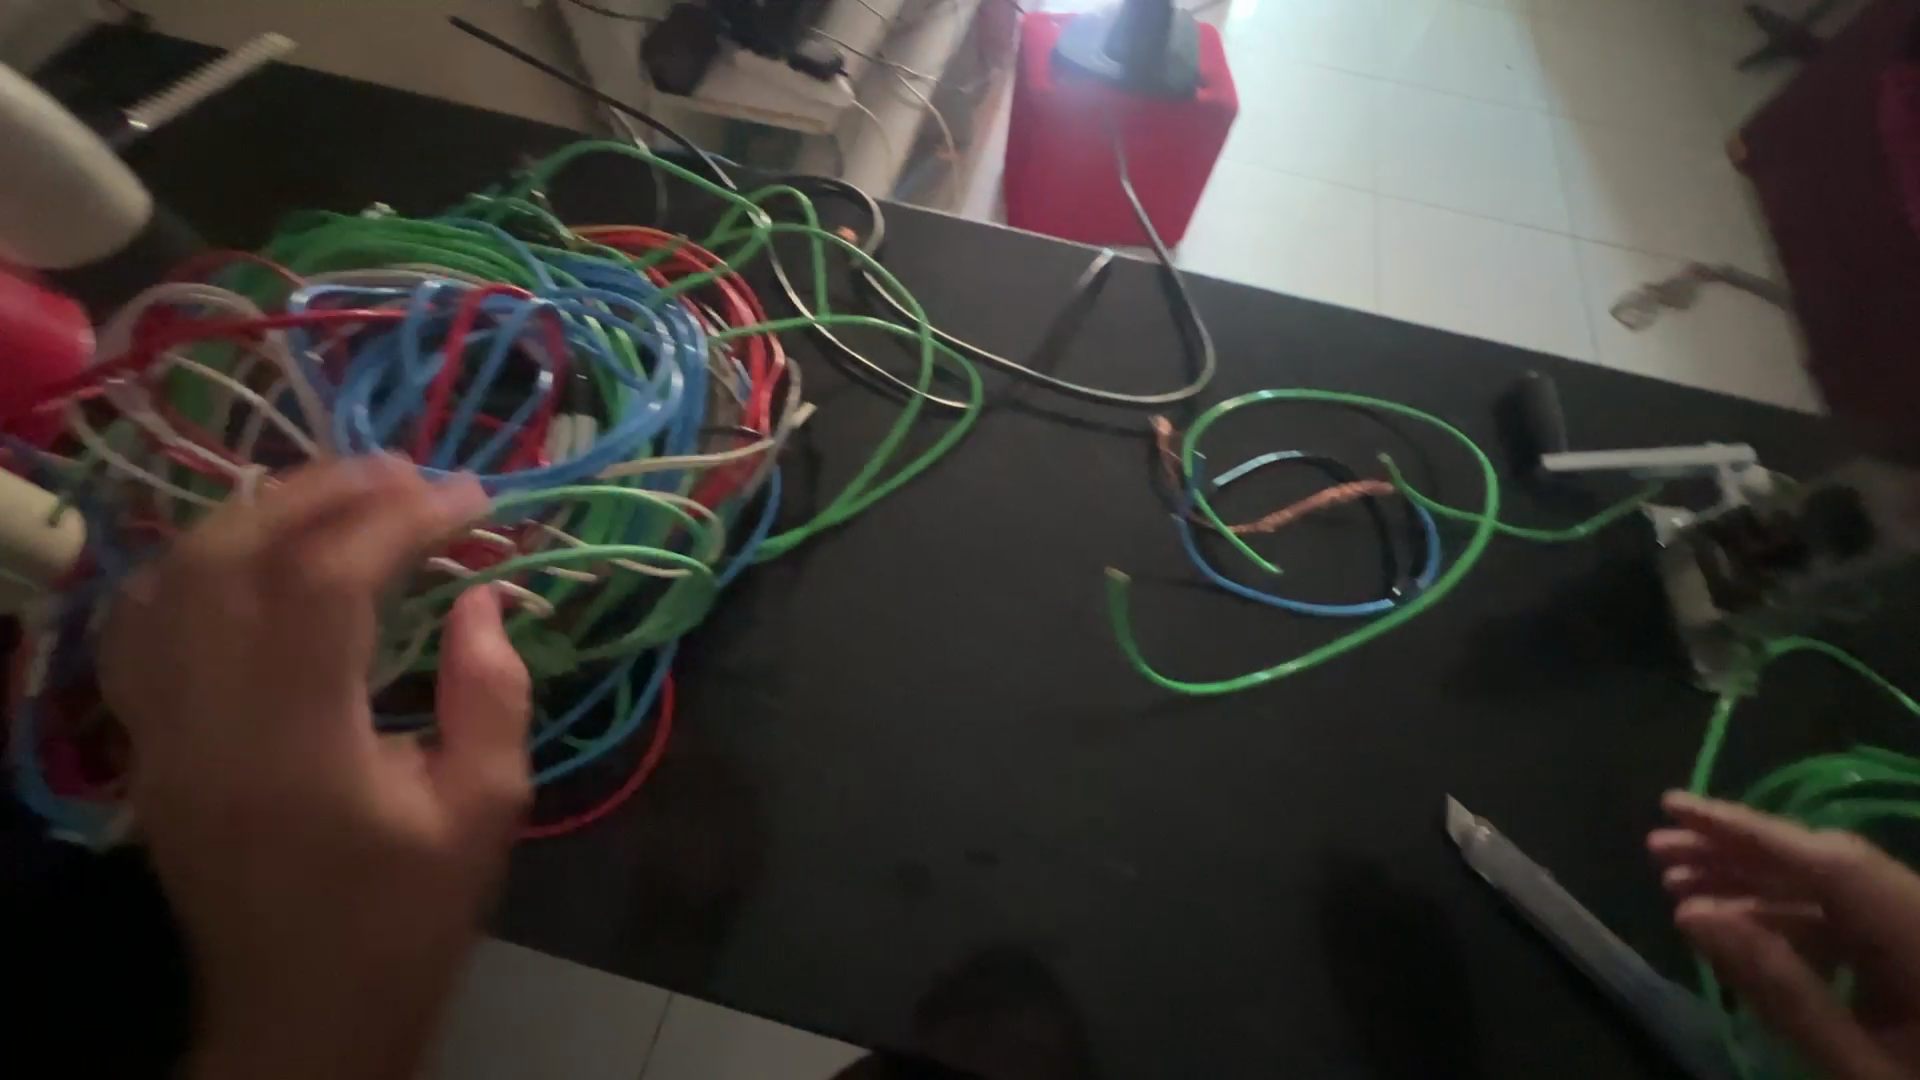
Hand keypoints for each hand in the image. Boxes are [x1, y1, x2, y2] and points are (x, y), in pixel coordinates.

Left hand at [99, 457, 532, 1079]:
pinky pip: (153, 620)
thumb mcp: (488, 805)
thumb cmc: (414, 911)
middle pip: (231, 563)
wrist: (307, 1007)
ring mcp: (162, 732)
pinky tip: (271, 545)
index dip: (400, 524)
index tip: (474, 497)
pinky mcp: (155, 741)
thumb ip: (494, 693)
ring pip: (175, 580)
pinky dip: (212, 558)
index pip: (324, 591)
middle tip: (413, 471)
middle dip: (327, 494)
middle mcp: (204, 727)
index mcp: (295, 750)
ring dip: (265, 512)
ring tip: (352, 488)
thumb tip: (485, 598)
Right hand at [1650, 792, 1919, 1079]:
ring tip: (1677, 887)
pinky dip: (1783, 922)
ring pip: (1834, 899)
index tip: (1672, 806)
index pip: (1838, 868)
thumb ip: (1785, 994)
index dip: (1751, 831)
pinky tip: (1730, 929)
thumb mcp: (1861, 1071)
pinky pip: (1849, 929)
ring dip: (1751, 889)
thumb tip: (1691, 913)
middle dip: (1738, 856)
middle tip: (1659, 850)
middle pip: (1834, 874)